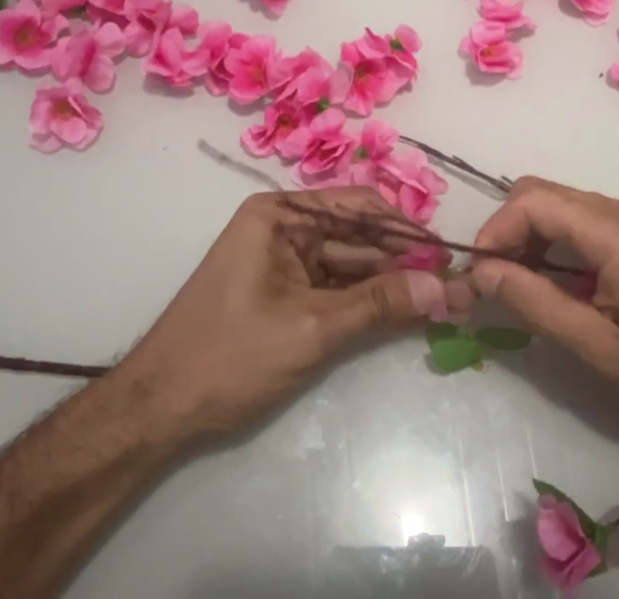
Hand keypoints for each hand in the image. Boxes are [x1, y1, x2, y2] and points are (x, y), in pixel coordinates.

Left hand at [117, 188, 473, 440]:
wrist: (160, 410)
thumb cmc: (229, 356)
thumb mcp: (312, 329)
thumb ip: (381, 304)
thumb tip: (447, 287)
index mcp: (280, 216)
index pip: (360, 207)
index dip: (408, 229)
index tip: (450, 254)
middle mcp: (284, 229)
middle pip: (361, 237)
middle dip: (408, 264)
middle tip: (457, 288)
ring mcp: (285, 263)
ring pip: (355, 266)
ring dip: (395, 285)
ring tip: (445, 303)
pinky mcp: (287, 295)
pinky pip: (339, 289)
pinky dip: (371, 303)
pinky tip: (409, 314)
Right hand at [470, 177, 618, 443]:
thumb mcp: (600, 350)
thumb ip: (537, 304)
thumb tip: (482, 272)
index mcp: (616, 235)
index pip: (533, 201)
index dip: (495, 230)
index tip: (478, 275)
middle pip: (542, 193)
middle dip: (507, 229)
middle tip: (491, 281)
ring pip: (559, 204)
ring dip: (527, 235)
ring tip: (513, 286)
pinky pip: (580, 220)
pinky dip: (551, 241)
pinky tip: (547, 282)